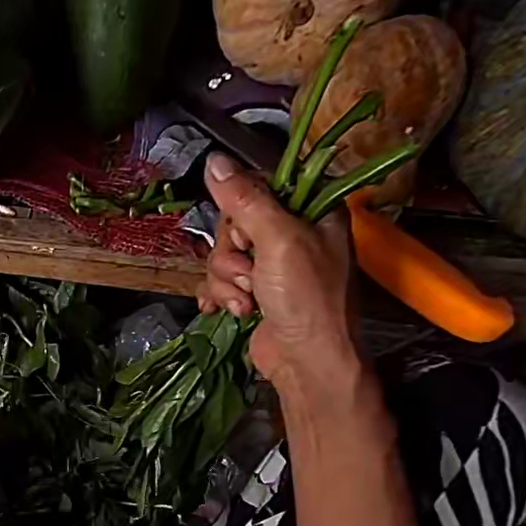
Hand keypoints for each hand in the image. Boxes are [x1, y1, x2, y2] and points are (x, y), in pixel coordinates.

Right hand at [196, 152, 363, 399]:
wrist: (307, 363)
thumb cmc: (308, 301)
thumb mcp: (279, 241)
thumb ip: (245, 199)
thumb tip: (215, 162)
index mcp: (310, 209)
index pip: (257, 186)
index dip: (241, 210)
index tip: (247, 233)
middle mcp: (290, 232)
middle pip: (233, 223)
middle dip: (232, 254)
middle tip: (252, 273)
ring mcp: (270, 264)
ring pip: (221, 254)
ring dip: (227, 281)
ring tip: (249, 300)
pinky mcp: (253, 290)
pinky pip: (218, 280)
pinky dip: (220, 296)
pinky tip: (233, 310)